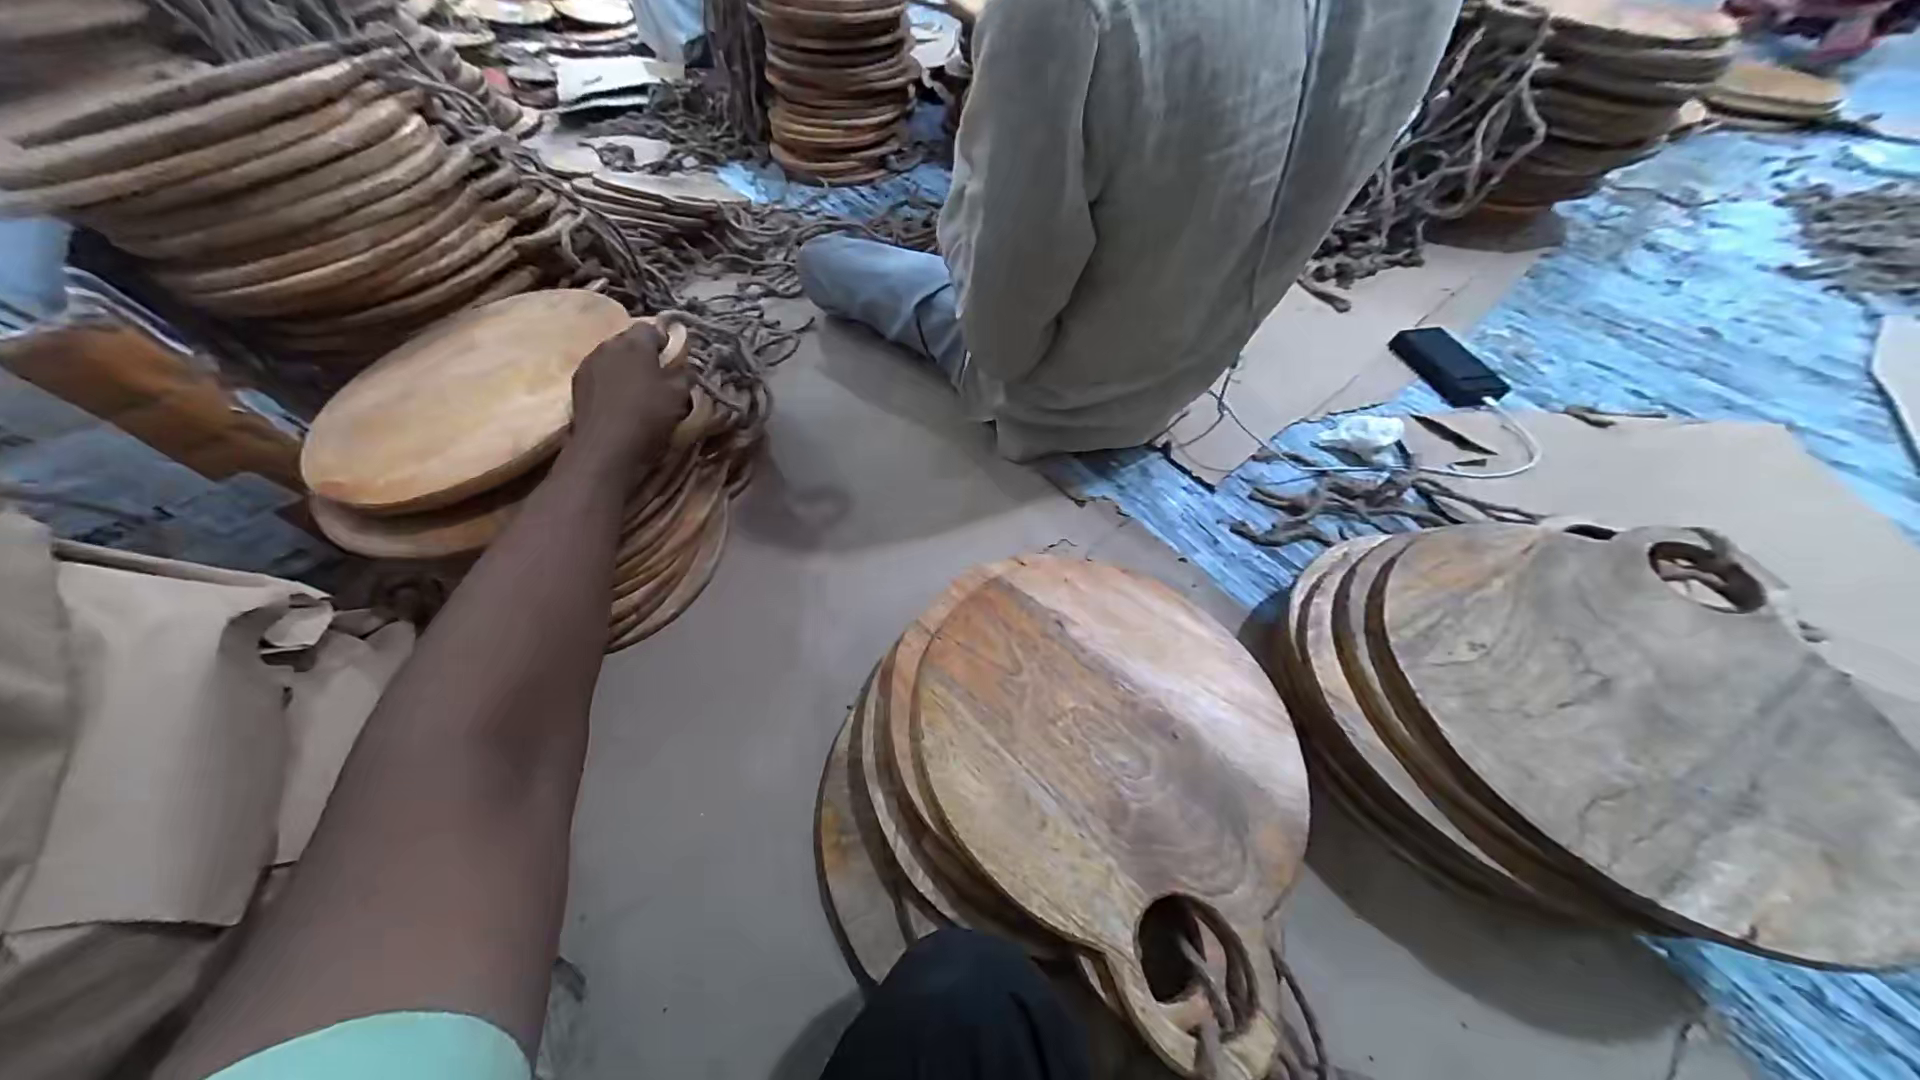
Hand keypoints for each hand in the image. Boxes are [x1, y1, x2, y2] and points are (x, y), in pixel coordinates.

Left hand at [568, 322, 693, 477]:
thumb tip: (686, 368)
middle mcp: (607, 346)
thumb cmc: (648, 416)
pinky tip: (620, 402)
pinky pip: (600, 375)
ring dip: (626, 368)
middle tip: (659, 377)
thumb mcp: (679, 395)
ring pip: (613, 358)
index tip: (674, 362)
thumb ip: (685, 374)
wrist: (606, 449)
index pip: (651, 328)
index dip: (665, 342)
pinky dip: (611, 382)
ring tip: (639, 392)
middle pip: (629, 341)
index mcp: (634, 343)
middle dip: (644, 354)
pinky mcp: (577, 384)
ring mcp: (588, 364)